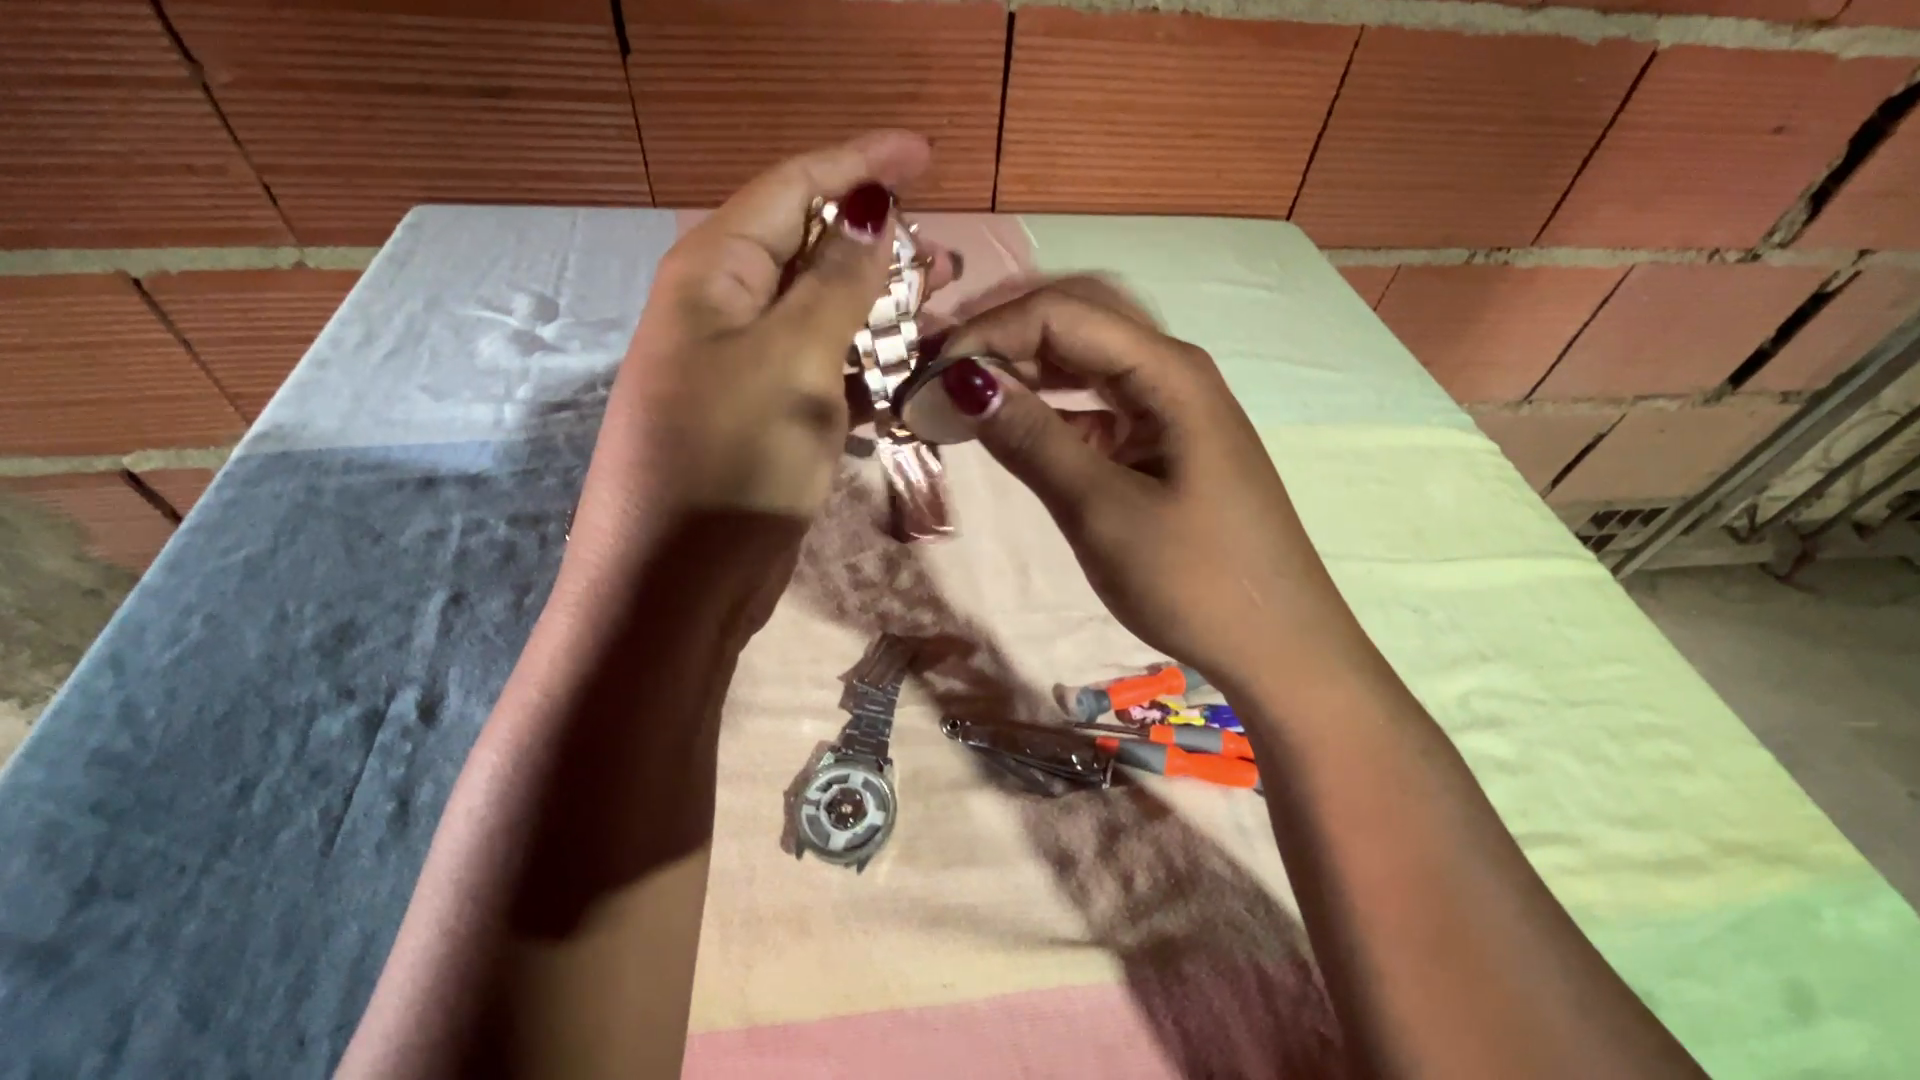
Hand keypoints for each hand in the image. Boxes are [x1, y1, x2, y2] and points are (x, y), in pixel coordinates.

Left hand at [572, 131, 955, 545]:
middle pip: (808, 247)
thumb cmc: (730, 462)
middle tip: (948, 256)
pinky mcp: (762, 418)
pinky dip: (866, 364)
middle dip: (879, 242)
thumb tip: (873, 210)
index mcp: (713, 271)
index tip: (929, 154)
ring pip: (821, 313)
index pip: (794, 187)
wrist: (676, 585)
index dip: (862, 163)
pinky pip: (822, 368)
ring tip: (943, 306)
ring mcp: (741, 367)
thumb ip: (837, 283)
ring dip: (879, 308)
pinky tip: (909, 372)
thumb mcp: (792, 360)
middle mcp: (722, 308)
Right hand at [935, 279, 1368, 685]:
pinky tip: (1012, 432)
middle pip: (1076, 323)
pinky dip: (1050, 412)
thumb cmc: (1196, 580)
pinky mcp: (1165, 446)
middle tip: (937, 375)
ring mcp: (1171, 409)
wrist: (1279, 646)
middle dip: (1002, 338)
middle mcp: (1172, 372)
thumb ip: (1032, 440)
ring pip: (1085, 364)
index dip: (988, 333)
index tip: (928, 374)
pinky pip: (1098, 408)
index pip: (1061, 314)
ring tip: (961, 399)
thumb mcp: (1102, 511)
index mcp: (1169, 371)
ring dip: (1024, 372)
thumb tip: (962, 381)